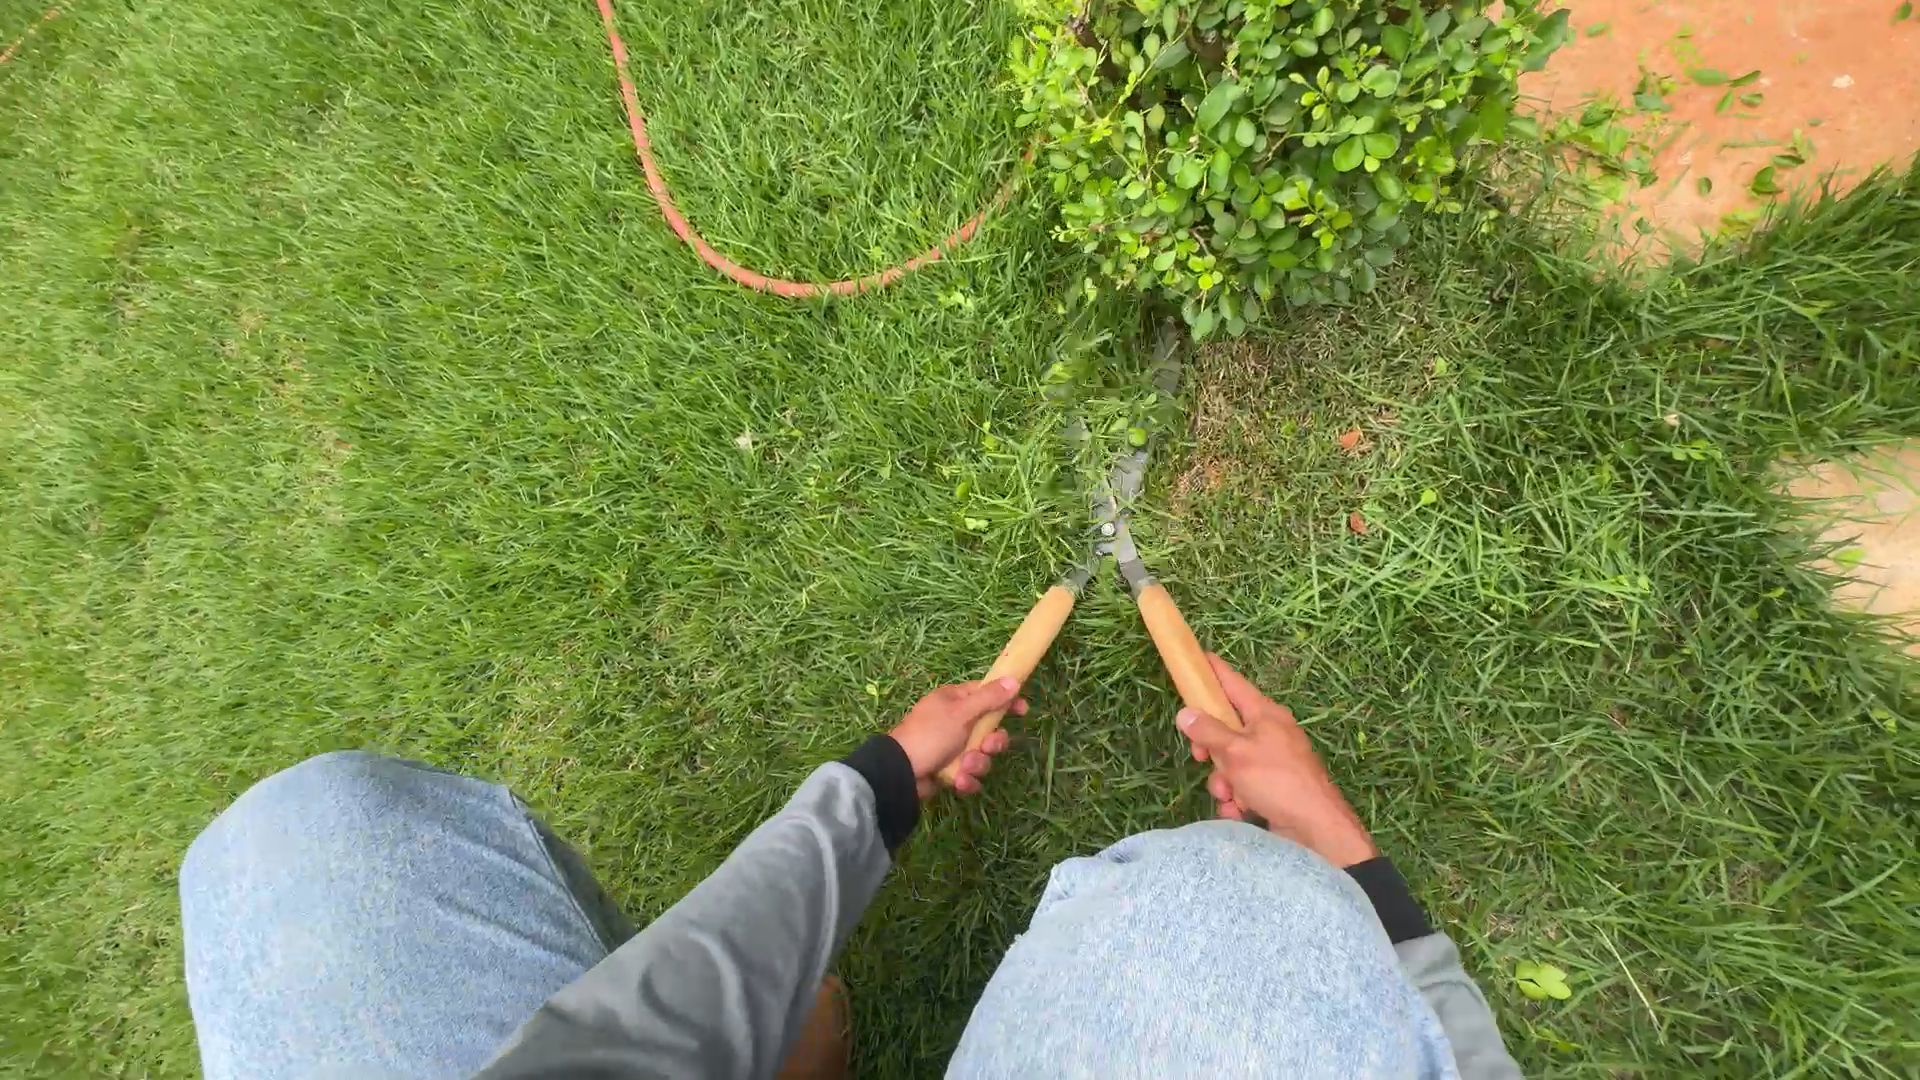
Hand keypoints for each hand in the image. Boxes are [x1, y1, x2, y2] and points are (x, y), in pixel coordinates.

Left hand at [889, 677, 1025, 798]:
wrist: (901, 772)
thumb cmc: (931, 733)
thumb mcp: (961, 712)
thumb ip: (989, 698)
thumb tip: (1013, 680)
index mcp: (955, 700)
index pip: (986, 694)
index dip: (1005, 701)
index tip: (1023, 710)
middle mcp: (955, 721)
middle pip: (989, 729)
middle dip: (992, 742)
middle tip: (986, 746)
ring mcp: (952, 746)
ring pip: (982, 754)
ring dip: (977, 763)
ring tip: (964, 767)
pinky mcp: (950, 769)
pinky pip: (970, 773)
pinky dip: (967, 779)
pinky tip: (958, 781)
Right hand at [1175, 654, 1377, 867]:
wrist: (1318, 830)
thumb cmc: (1277, 780)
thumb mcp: (1235, 752)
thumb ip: (1207, 731)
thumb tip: (1185, 713)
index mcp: (1264, 714)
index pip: (1232, 682)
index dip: (1213, 670)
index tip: (1197, 656)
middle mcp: (1270, 732)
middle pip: (1226, 727)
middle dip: (1210, 747)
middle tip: (1200, 756)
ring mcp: (1273, 761)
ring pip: (1231, 761)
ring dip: (1223, 780)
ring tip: (1229, 795)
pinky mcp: (1274, 788)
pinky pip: (1244, 785)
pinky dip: (1237, 798)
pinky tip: (1239, 810)